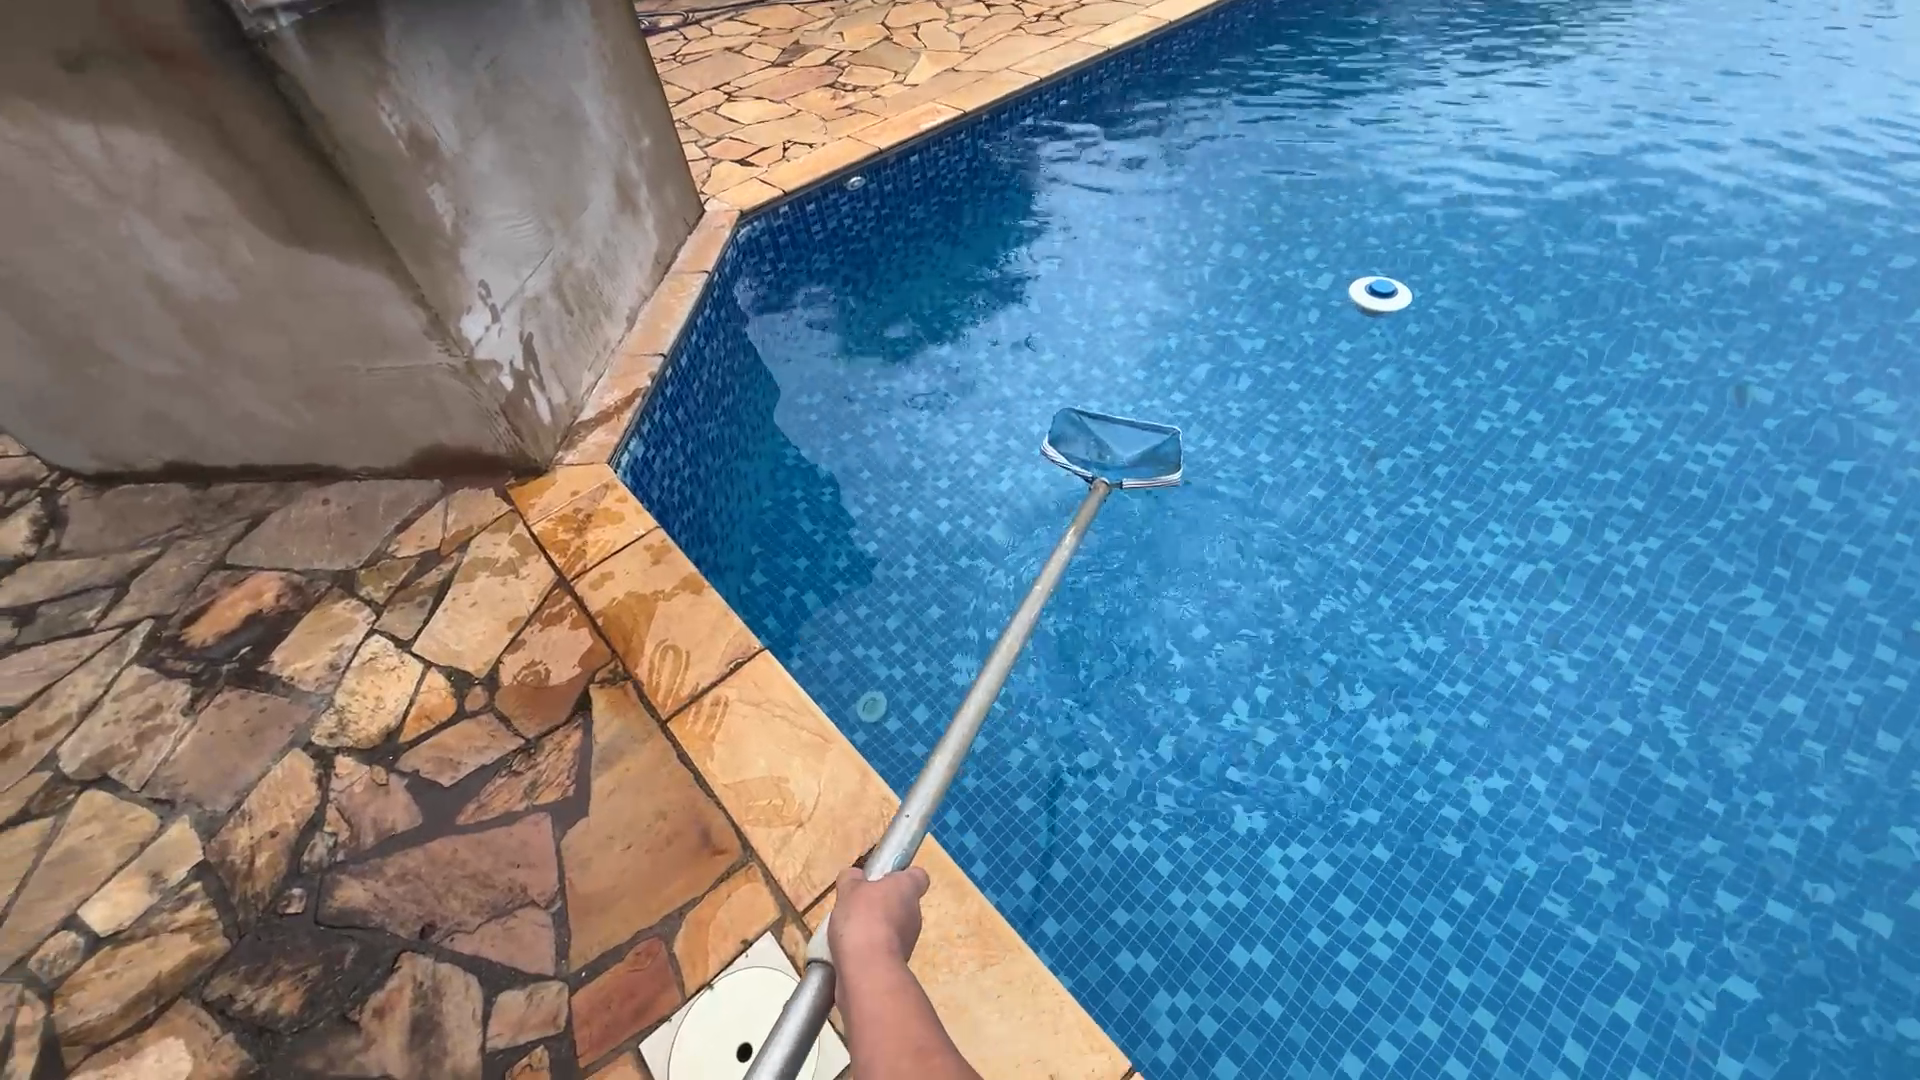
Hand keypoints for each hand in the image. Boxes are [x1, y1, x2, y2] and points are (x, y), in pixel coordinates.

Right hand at [829, 866, 929, 967]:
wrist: (868, 971)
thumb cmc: (863, 918)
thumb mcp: (849, 889)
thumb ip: (851, 879)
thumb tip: (853, 876)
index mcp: (908, 889)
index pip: (918, 877)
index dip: (903, 875)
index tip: (884, 878)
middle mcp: (914, 914)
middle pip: (900, 903)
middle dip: (880, 904)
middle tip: (857, 906)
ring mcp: (908, 942)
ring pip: (891, 929)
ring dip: (872, 930)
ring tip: (847, 931)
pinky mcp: (896, 965)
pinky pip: (881, 951)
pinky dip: (867, 952)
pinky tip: (848, 952)